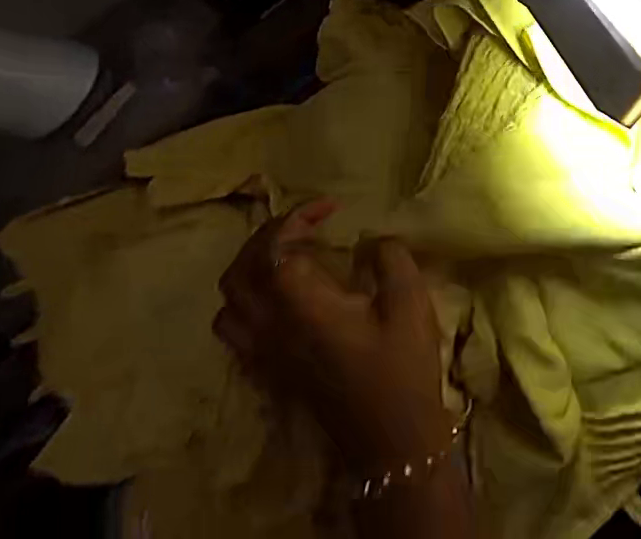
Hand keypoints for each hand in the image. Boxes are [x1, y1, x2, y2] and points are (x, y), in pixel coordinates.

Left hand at [214, 201, 451, 471]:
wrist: (391, 434)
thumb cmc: (403, 364)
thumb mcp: (410, 302)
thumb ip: (390, 259)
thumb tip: (373, 239)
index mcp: (304, 308)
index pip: (276, 251)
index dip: (297, 219)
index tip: (330, 206)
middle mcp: (272, 328)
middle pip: (240, 272)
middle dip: (268, 235)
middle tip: (307, 222)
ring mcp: (265, 353)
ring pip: (229, 301)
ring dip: (251, 266)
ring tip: (288, 253)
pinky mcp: (269, 370)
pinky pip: (235, 328)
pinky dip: (247, 299)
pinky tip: (281, 296)